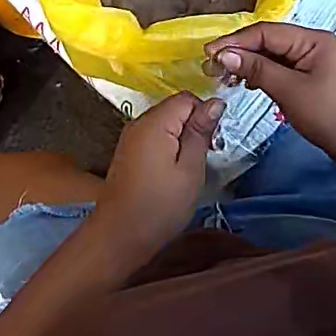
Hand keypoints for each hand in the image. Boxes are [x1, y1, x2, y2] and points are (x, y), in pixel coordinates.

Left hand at [93, 92, 223, 253]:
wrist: (119, 236)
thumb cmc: (160, 205)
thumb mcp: (190, 169)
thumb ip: (201, 132)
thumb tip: (216, 102)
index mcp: (155, 123)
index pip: (187, 98)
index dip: (205, 114)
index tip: (214, 142)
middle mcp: (139, 123)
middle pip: (175, 108)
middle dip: (194, 125)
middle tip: (205, 156)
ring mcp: (130, 137)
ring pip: (165, 123)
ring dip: (181, 137)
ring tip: (190, 167)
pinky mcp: (128, 151)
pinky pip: (154, 136)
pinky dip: (168, 146)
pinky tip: (172, 171)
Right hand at [205, 23, 335, 170]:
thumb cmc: (334, 116)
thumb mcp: (291, 91)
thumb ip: (257, 69)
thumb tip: (225, 53)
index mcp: (312, 39)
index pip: (264, 32)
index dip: (234, 42)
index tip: (207, 56)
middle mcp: (315, 44)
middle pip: (270, 42)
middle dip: (241, 52)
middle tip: (213, 69)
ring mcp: (318, 62)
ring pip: (276, 57)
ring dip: (252, 65)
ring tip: (228, 78)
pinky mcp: (318, 80)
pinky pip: (286, 71)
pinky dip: (266, 76)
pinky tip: (253, 86)